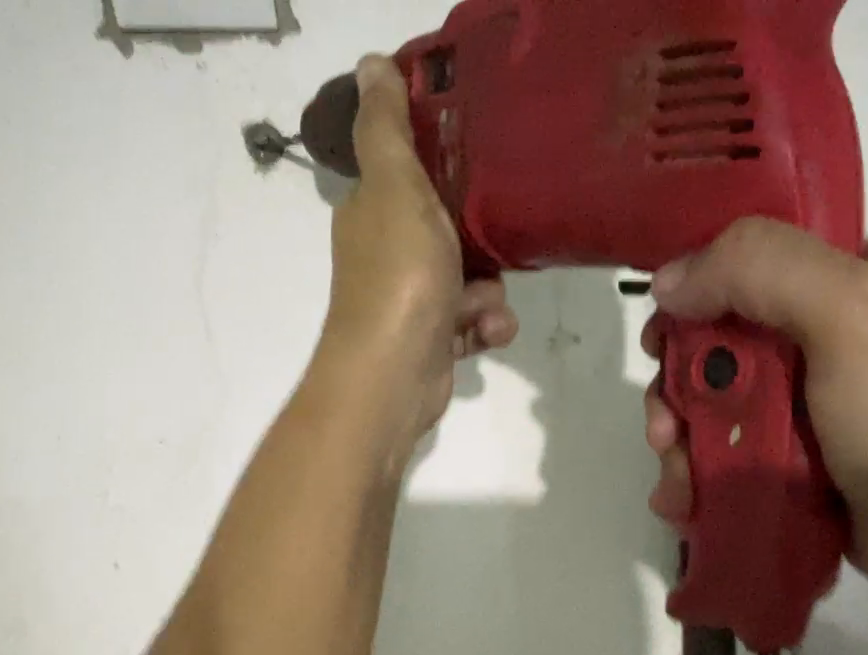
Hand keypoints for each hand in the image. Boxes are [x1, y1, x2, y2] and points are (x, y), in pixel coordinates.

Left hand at [314, 55, 517, 457]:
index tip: (483, 163)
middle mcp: (385, 254)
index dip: (445, 166)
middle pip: (449, 229)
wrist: (393, 376)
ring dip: (489, 293)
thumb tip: (372, 64)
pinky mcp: (430, 341)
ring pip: (469, 280)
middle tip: (496, 244)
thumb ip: (385, 128)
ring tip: (488, 306)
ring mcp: (407, 302)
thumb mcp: (395, 188)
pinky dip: (486, 326)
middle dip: (481, 242)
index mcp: (371, 213)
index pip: (410, 174)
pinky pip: (472, 322)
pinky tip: (490, 333)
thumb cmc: (398, 278)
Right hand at [642, 219, 867, 602]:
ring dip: (681, 445)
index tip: (660, 337)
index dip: (695, 293)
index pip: (752, 261)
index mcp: (853, 277)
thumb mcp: (850, 310)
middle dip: (679, 390)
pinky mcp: (799, 461)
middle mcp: (828, 335)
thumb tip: (665, 282)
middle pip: (721, 343)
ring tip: (676, 486)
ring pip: (718, 407)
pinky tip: (682, 505)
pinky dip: (699, 476)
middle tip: (663, 431)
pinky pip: (731, 454)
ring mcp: (812, 405)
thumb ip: (758, 269)